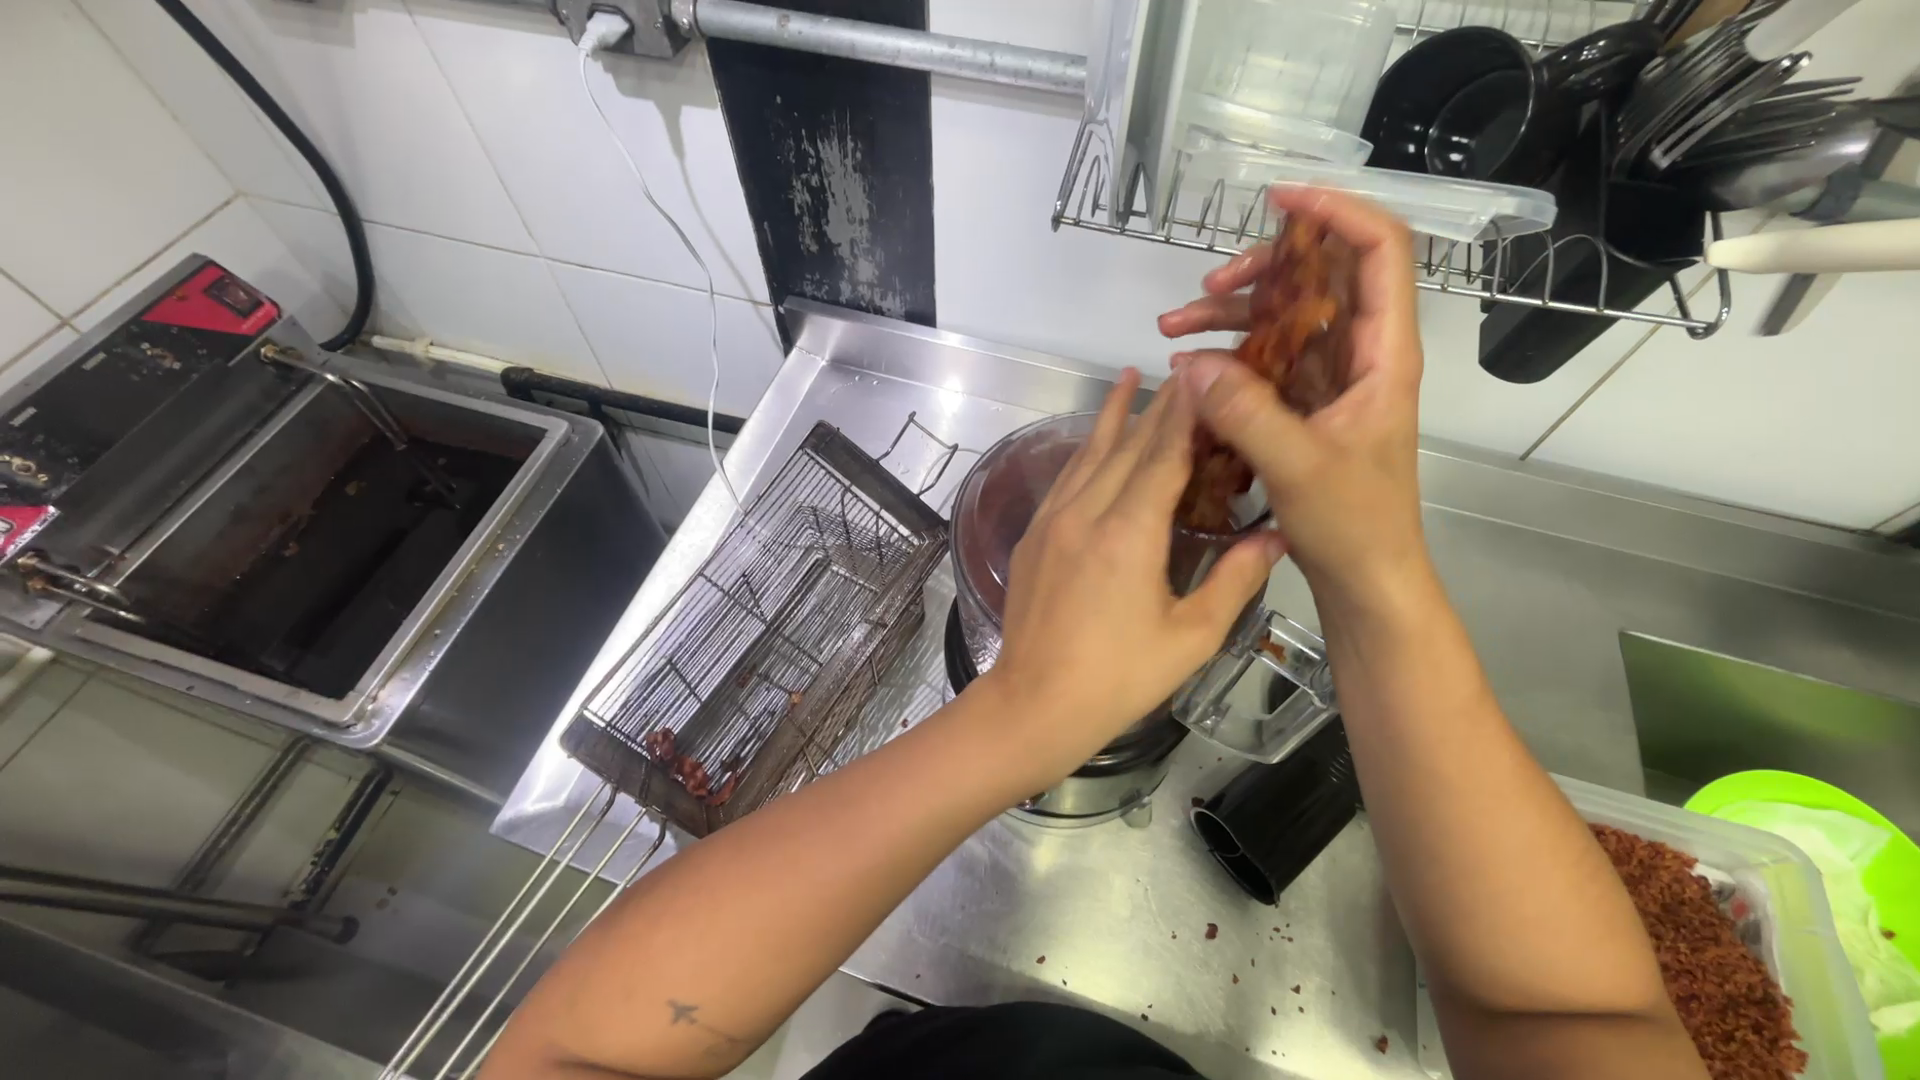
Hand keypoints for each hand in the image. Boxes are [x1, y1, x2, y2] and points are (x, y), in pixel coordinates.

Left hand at [975, 370, 1285, 779]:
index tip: (1205, 375)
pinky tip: (1092, 444)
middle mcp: (1086, 513)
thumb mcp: (1191, 637)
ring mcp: (1052, 521)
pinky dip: (1084, 452)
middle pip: (1126, 446)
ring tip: (1128, 379)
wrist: (1034, 703)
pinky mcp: (1033, 537)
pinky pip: (1065, 479)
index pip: (1163, 454)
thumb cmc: (1118, 678)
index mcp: (1128, 532)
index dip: (1186, 412)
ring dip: (1112, 416)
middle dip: (1156, 406)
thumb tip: (1277, 537)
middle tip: (1182, 370)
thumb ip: (1234, 580)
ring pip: (1088, 454)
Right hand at [1158, 186, 1428, 603]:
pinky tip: (1187, 370)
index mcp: (1384, 354)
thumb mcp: (1298, 465)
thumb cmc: (1355, 523)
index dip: (1336, 211)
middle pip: (1318, 277)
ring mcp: (1328, 381)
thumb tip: (1190, 364)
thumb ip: (1245, 412)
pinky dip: (1226, 359)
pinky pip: (1263, 362)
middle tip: (1206, 285)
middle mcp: (1359, 355)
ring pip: (1283, 319)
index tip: (1278, 200)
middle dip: (1260, 270)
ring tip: (1172, 327)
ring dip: (1229, 315)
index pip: (1378, 250)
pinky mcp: (1302, 407)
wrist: (1364, 578)